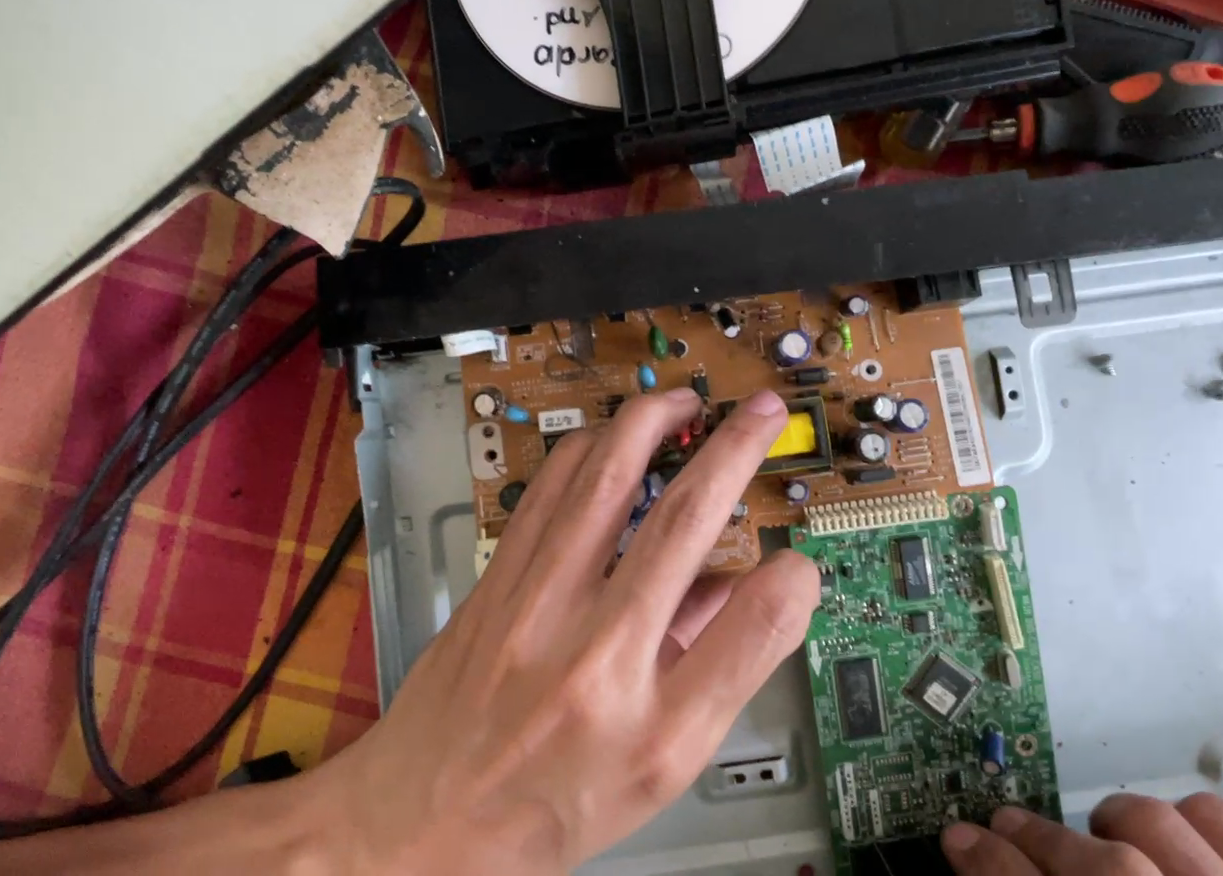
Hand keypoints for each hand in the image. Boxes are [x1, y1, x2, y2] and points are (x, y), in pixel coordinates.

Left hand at [301, 387, 819, 873]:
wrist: (422, 818)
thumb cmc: (544, 803)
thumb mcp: (653, 772)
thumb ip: (713, 677)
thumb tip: (749, 598)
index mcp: (648, 723)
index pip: (748, 631)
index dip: (789, 582)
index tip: (799, 559)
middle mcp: (591, 653)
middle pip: (679, 523)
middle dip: (733, 452)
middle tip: (759, 414)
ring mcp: (533, 607)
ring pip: (603, 483)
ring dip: (650, 426)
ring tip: (682, 404)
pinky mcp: (495, 584)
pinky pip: (544, 493)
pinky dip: (584, 449)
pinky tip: (606, 437)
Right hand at [941, 795, 1222, 875]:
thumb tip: (992, 875)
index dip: (991, 866)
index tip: (959, 839)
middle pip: (1099, 866)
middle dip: (1034, 836)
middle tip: (1003, 825)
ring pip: (1158, 827)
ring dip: (1109, 824)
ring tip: (1094, 838)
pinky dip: (1190, 818)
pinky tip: (1172, 845)